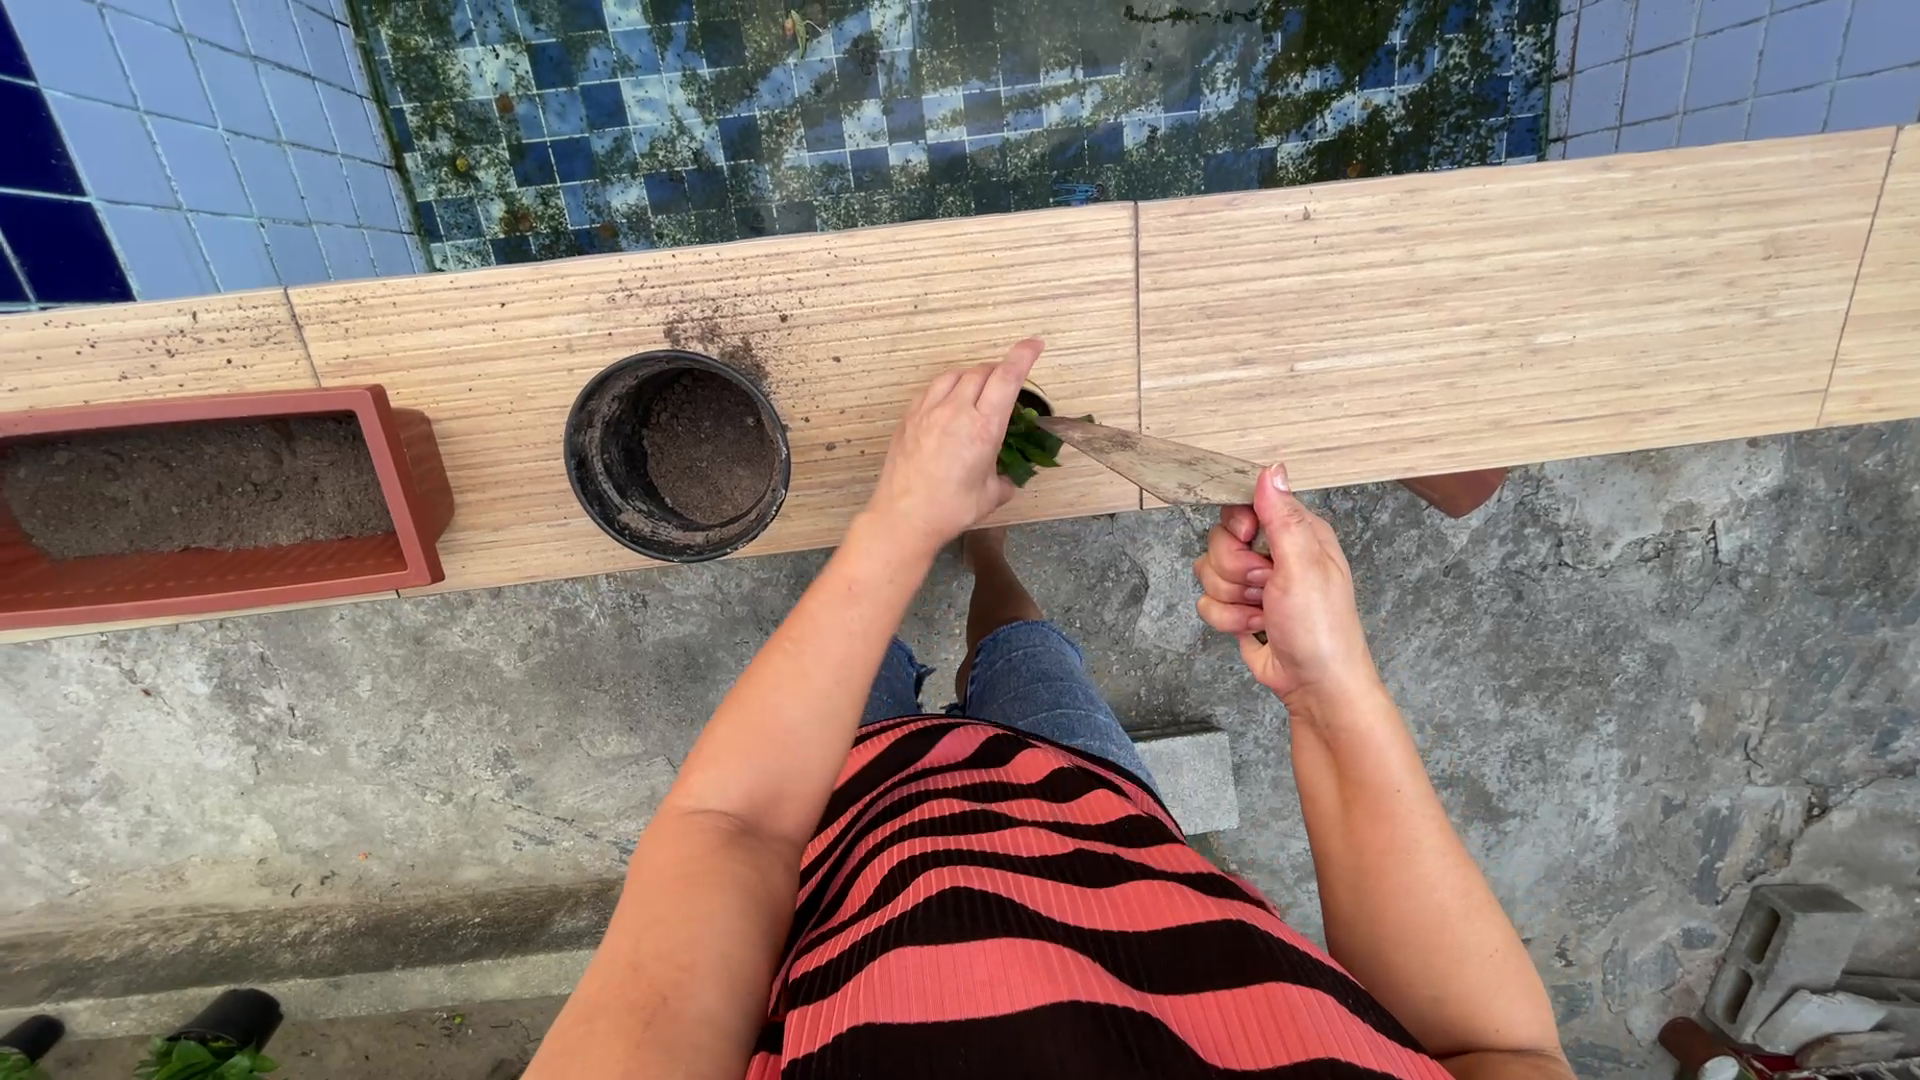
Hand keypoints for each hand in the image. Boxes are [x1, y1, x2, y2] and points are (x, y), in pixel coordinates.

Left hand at [866, 339, 1041, 554]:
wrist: (904, 517)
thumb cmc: (949, 510)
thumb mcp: (991, 496)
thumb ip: (1004, 479)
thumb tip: (1006, 478)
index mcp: (982, 428)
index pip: (1007, 378)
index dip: (1023, 356)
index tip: (1034, 345)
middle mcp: (955, 412)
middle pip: (981, 371)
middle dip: (998, 371)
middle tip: (1006, 383)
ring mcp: (928, 412)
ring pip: (954, 375)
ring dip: (971, 376)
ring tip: (977, 391)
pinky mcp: (909, 419)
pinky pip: (931, 390)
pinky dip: (946, 388)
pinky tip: (948, 404)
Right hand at [1192, 464, 1381, 709]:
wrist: (1314, 684)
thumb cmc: (1321, 628)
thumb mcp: (1303, 566)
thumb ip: (1282, 517)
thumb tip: (1272, 470)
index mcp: (1296, 533)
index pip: (1244, 505)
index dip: (1237, 525)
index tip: (1248, 540)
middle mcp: (1273, 552)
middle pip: (1219, 541)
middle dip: (1235, 570)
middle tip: (1265, 586)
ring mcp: (1253, 582)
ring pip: (1208, 572)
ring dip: (1232, 599)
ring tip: (1263, 611)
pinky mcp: (1237, 607)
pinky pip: (1207, 602)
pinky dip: (1228, 619)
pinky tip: (1255, 627)